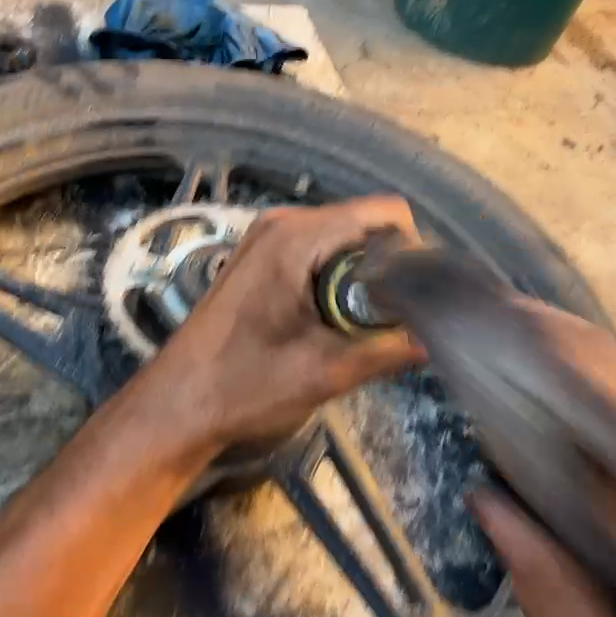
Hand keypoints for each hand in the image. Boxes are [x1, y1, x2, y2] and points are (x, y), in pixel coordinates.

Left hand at [131, 197, 427, 452]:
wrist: (178, 403)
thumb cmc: (244, 385)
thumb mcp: (325, 372)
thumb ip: (387, 349)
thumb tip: (438, 337)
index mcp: (297, 237)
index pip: (384, 212)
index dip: (413, 249)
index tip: (421, 294)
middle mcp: (282, 223)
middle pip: (363, 222)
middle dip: (388, 265)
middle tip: (396, 317)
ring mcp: (267, 236)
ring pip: (342, 238)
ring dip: (362, 275)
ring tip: (366, 324)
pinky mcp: (260, 255)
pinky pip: (317, 250)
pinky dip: (336, 277)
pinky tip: (335, 319)